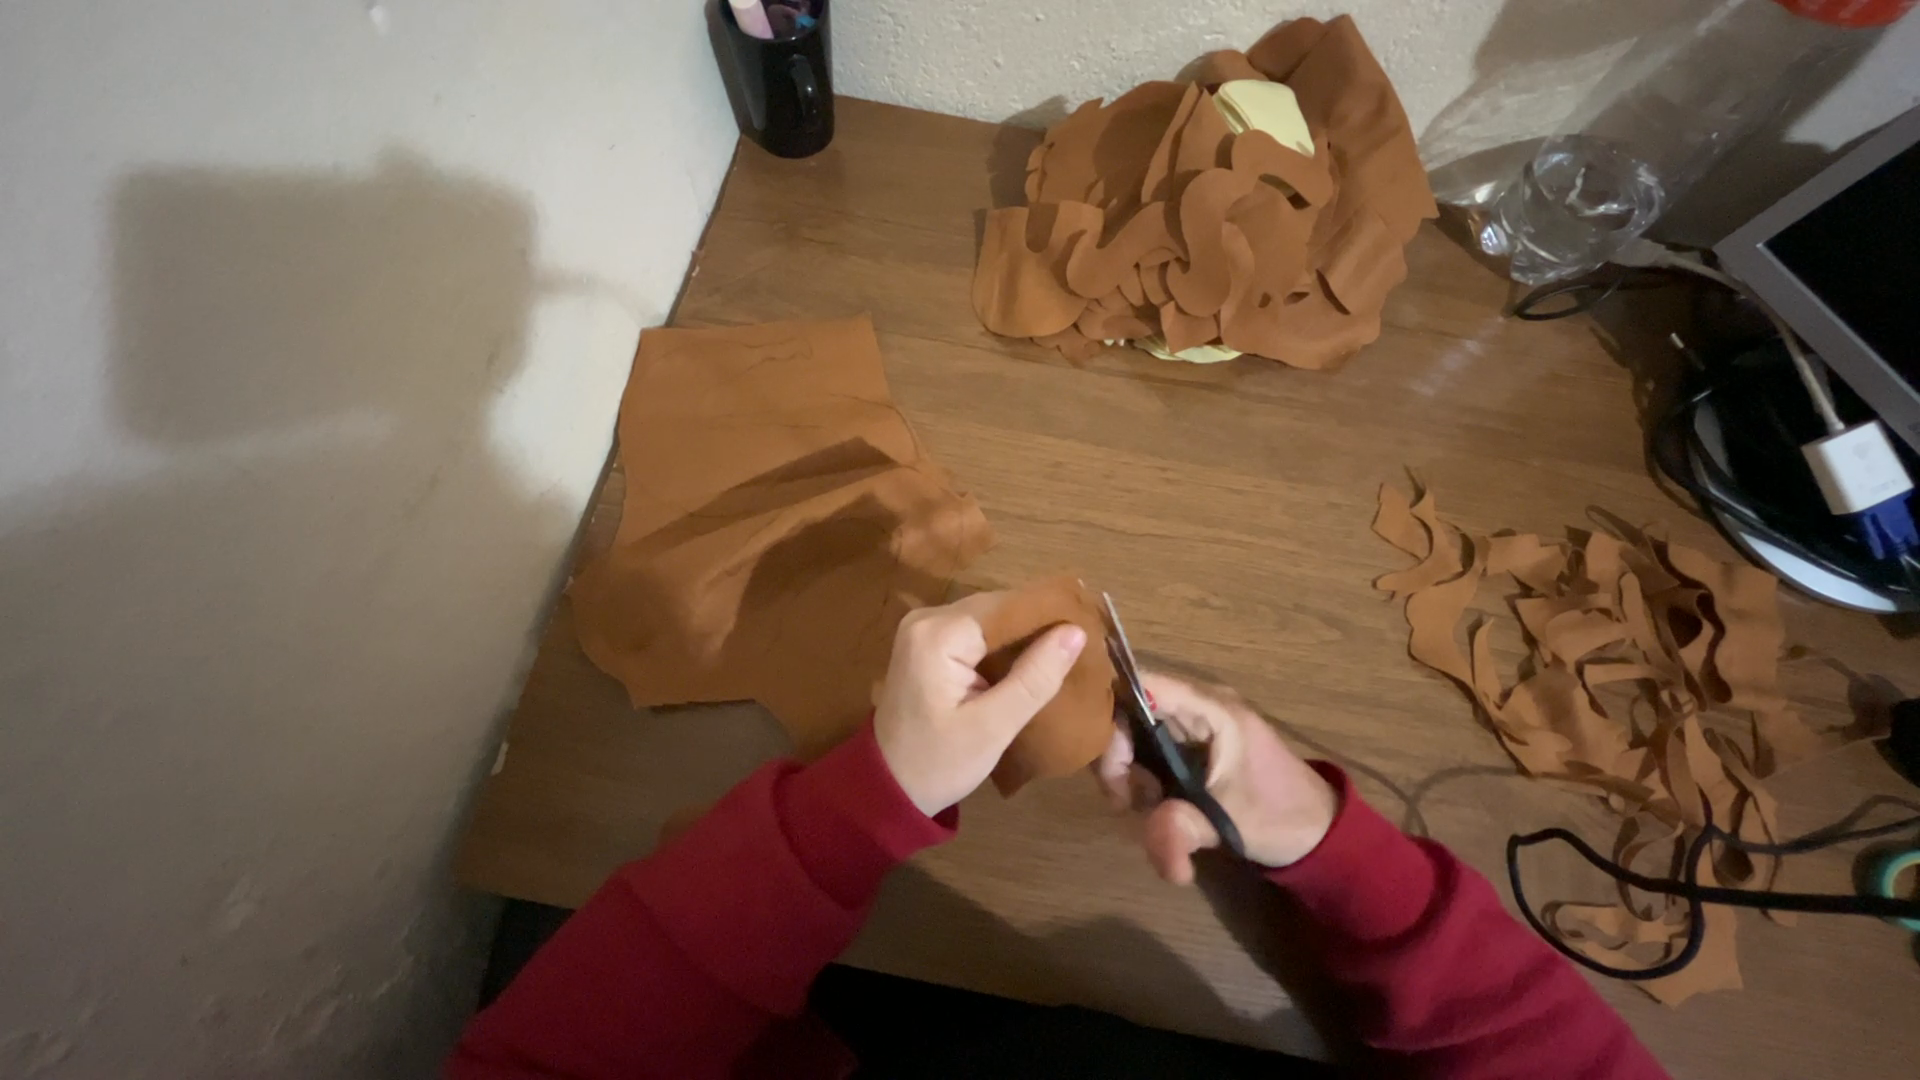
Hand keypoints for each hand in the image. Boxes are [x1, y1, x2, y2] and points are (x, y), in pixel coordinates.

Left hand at [873, 592, 1086, 815]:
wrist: (888, 786)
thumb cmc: (939, 764)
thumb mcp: (993, 727)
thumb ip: (1034, 677)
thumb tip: (1075, 633)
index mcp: (938, 635)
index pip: (1006, 608)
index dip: (1048, 614)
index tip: (1090, 625)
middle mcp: (926, 618)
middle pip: (996, 607)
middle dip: (1037, 622)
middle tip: (1084, 637)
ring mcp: (923, 627)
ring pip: (988, 616)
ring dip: (1023, 630)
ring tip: (1067, 644)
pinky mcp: (926, 641)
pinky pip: (974, 629)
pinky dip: (1002, 640)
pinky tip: (1032, 654)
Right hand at [1097, 672, 1337, 883]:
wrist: (1318, 832)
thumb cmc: (1281, 815)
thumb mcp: (1230, 823)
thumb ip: (1184, 831)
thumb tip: (1159, 861)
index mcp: (1209, 707)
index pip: (1140, 683)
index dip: (1113, 716)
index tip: (1115, 767)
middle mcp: (1194, 705)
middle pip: (1128, 708)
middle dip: (1117, 756)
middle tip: (1125, 801)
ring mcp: (1190, 724)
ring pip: (1132, 731)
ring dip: (1126, 770)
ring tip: (1142, 808)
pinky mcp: (1187, 745)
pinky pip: (1145, 748)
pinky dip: (1138, 775)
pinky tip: (1151, 805)